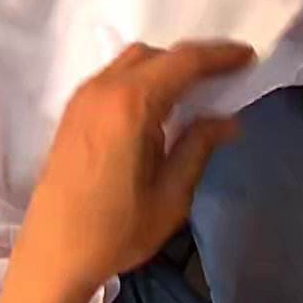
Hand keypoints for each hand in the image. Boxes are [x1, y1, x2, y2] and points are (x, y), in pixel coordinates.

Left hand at [13, 41, 251, 302]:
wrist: (54, 248)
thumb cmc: (116, 228)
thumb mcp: (171, 196)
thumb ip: (198, 147)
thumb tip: (226, 118)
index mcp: (130, 103)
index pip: (181, 62)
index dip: (218, 55)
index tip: (248, 56)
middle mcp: (103, 87)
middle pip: (154, 55)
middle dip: (192, 59)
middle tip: (227, 76)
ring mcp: (83, 95)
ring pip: (131, 61)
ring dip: (165, 66)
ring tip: (197, 89)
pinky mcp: (74, 108)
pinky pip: (114, 76)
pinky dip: (142, 77)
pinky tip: (158, 103)